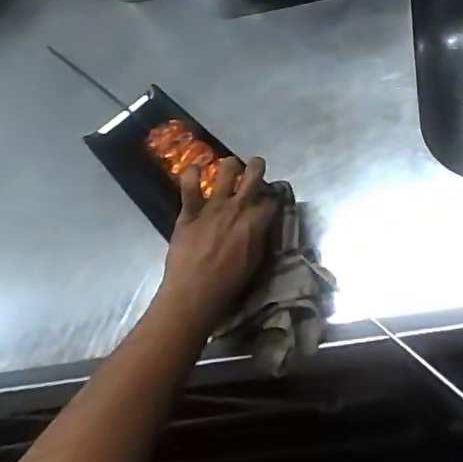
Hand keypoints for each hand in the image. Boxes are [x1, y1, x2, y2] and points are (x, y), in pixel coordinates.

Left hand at [152, 156, 277, 333]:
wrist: (193, 295)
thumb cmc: (227, 287)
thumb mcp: (255, 264)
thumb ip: (260, 239)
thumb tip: (263, 225)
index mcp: (255, 222)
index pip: (272, 199)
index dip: (273, 197)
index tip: (271, 198)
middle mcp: (237, 207)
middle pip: (254, 174)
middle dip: (258, 167)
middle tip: (255, 170)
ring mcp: (213, 205)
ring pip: (227, 169)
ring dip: (230, 165)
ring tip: (230, 169)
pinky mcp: (190, 209)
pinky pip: (189, 184)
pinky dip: (191, 174)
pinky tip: (194, 170)